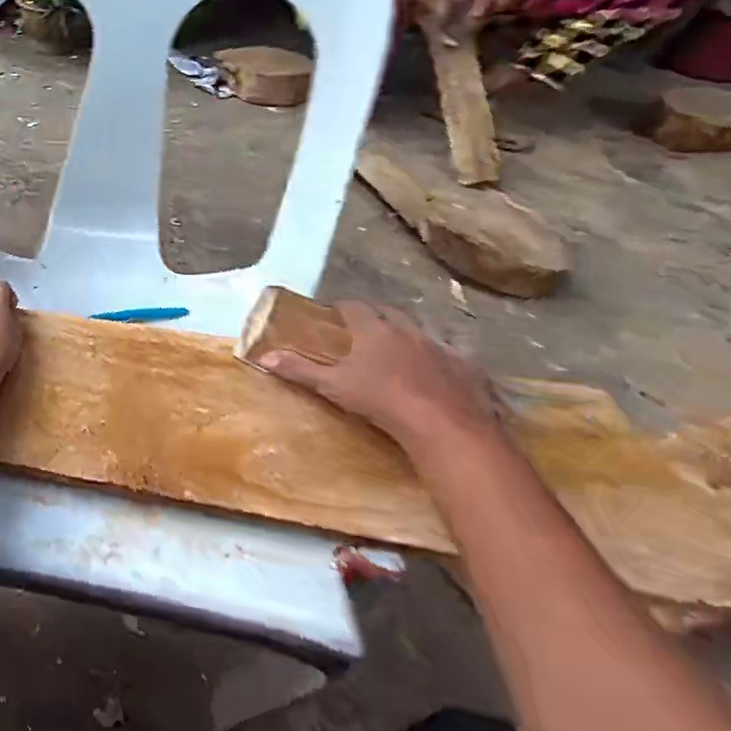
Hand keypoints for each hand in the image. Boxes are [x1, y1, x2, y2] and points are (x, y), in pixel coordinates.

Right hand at [261, 301, 498, 451]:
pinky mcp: (466, 365)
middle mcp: (407, 329)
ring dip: (410, 333)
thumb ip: (300, 370)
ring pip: (422, 329)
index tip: (334, 313)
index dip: (342, 308)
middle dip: (377, 316)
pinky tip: (445, 368)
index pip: (354, 306)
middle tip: (367, 329)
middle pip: (390, 312)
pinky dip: (447, 357)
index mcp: (374, 329)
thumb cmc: (381, 400)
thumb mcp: (334, 386)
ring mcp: (440, 344)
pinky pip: (456, 353)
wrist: (442, 424)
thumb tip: (263, 357)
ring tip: (403, 347)